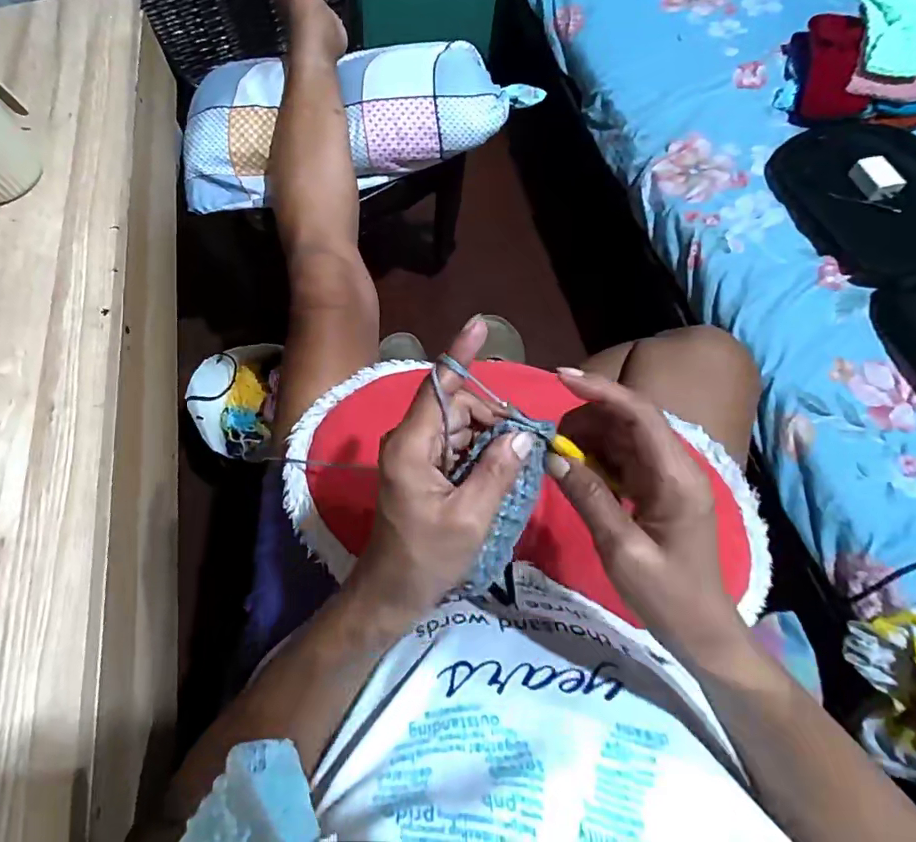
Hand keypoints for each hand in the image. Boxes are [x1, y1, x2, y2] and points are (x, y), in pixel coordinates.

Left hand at [343, 319, 529, 629]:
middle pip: (455, 405)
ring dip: (487, 434)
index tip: (479, 325)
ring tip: (513, 461)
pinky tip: (498, 468)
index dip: (459, 354)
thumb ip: (498, 470)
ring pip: (458, 423)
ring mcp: (412, 452)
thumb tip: (522, 433)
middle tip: (523, 443)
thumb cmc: (427, 556)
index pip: (438, 387)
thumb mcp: (470, 516)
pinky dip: (478, 449)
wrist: (392, 590)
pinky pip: (454, 443)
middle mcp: (408, 439)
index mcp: (412, 445)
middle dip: (490, 415)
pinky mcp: (420, 466)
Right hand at [547, 369, 744, 650]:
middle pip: (629, 419)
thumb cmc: (668, 597)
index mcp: (676, 477)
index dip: (600, 390)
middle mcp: (676, 467)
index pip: (640, 414)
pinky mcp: (657, 489)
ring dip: (587, 436)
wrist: (703, 633)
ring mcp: (667, 477)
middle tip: (549, 439)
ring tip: (557, 455)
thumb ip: (588, 497)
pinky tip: (576, 471)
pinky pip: (623, 457)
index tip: (560, 377)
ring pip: (623, 435)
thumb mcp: (622, 550)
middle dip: (586, 417)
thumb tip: (552, 457)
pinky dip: (595, 456)